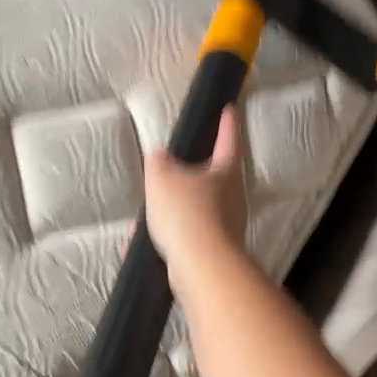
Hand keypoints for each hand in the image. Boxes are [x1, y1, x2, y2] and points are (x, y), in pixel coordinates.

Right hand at [143, 106, 246, 269]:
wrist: (201, 267)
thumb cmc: (186, 213)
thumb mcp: (162, 178)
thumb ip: (159, 163)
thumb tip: (161, 158)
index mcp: (226, 172)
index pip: (228, 140)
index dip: (227, 123)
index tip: (229, 109)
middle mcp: (233, 198)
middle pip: (213, 179)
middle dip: (191, 176)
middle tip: (172, 171)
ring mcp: (227, 228)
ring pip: (196, 212)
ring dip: (172, 213)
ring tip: (145, 218)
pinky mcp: (215, 253)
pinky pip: (187, 238)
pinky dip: (167, 238)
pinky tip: (143, 245)